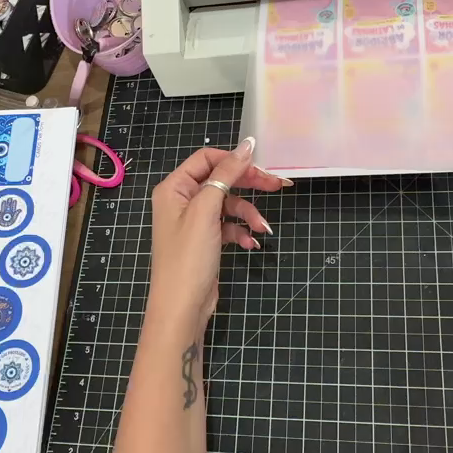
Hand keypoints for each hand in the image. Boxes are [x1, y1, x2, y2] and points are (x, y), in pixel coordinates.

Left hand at [148, 138, 286, 330]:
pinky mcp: (204, 240)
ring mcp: (193, 221)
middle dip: (249, 184)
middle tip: (278, 186)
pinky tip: (250, 243)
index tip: (263, 166)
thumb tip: (246, 144)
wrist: (181, 308)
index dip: (235, 160)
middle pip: (221, 179)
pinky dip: (240, 231)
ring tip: (262, 228)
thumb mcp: (207, 210)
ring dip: (247, 213)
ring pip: (228, 204)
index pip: (207, 159)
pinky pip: (227, 225)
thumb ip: (226, 174)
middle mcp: (181, 200)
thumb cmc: (188, 256)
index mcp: (174, 188)